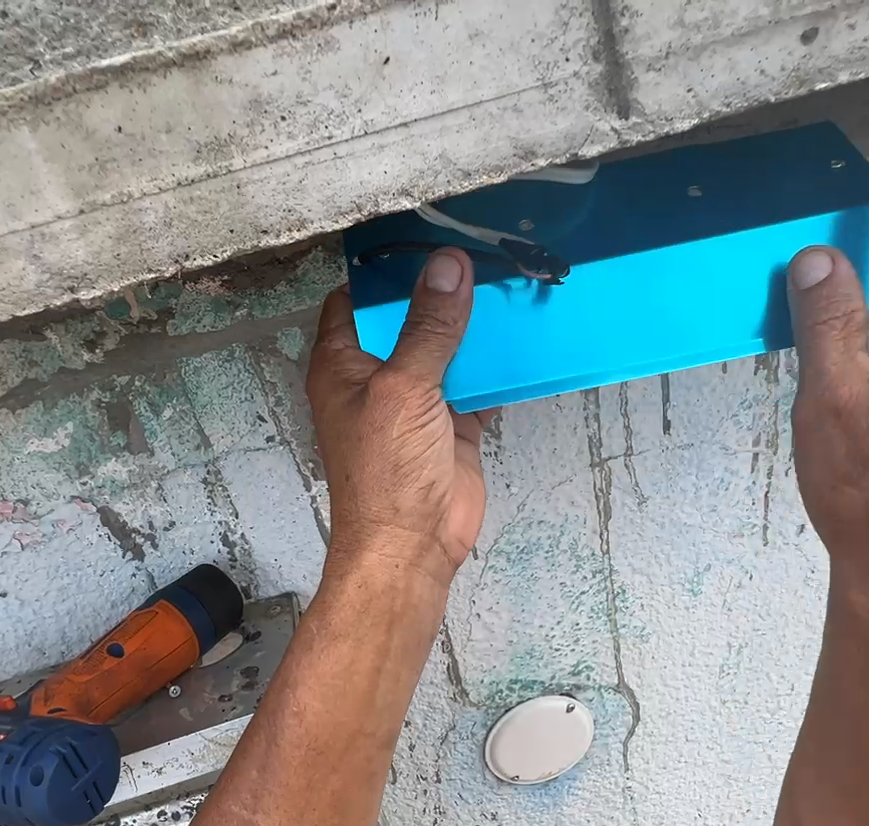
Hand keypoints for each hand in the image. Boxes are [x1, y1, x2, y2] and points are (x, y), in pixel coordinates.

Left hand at [308, 248, 489, 588]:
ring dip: (473, 328)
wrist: (413, 544)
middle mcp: (377, 378)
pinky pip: (475, 385)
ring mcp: (417, 402)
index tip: (426, 238)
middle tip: (482, 250)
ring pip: (446, 351)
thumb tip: (448, 265)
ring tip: (509, 281)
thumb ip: (428, 327)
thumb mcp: (403, 388)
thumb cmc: (387, 469)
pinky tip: (525, 338)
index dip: (385, 272)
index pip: (356, 301)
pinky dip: (496, 367)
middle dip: (440, 293)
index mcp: (343, 364)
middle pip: (408, 322)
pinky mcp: (452, 425)